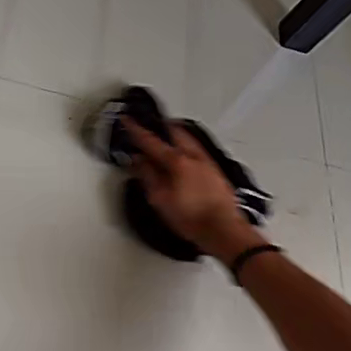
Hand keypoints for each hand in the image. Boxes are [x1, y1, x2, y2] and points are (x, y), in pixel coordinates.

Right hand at [121, 117, 266, 259]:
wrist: (224, 230)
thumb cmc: (190, 217)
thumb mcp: (160, 199)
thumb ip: (148, 176)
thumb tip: (138, 160)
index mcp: (177, 161)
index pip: (151, 141)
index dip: (136, 130)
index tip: (127, 120)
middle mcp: (194, 156)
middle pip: (175, 131)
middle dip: (160, 126)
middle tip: (148, 128)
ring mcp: (207, 162)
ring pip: (188, 138)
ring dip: (174, 135)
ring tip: (163, 140)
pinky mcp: (215, 170)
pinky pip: (197, 149)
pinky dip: (185, 146)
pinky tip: (181, 156)